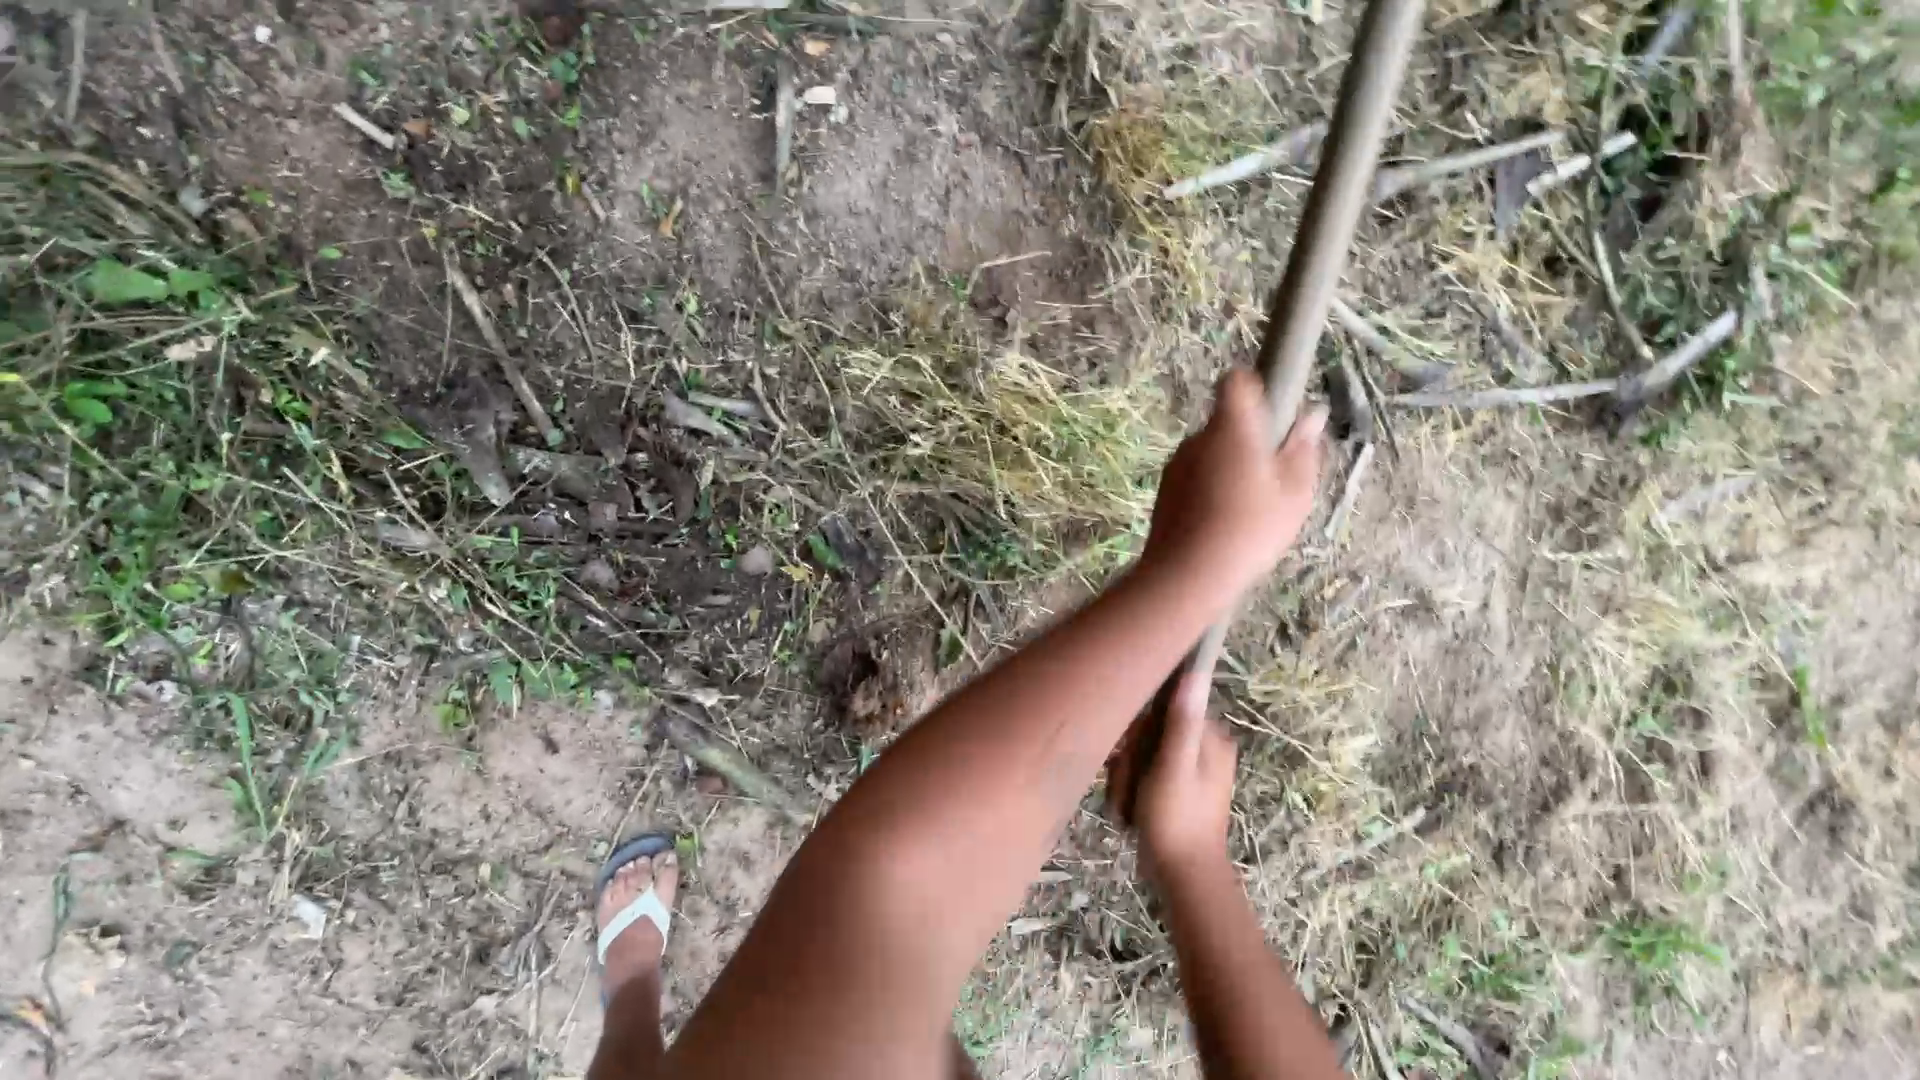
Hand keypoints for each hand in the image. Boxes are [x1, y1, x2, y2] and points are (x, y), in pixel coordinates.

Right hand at [1135, 672, 1236, 873]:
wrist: (1183, 877)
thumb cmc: (1177, 821)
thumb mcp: (1173, 767)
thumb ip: (1180, 722)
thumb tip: (1194, 673)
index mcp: (1210, 739)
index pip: (1164, 709)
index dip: (1142, 730)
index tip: (1132, 752)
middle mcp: (1202, 749)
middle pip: (1149, 732)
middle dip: (1131, 759)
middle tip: (1129, 784)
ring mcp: (1187, 770)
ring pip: (1141, 754)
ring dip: (1126, 778)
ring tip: (1128, 803)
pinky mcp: (1173, 789)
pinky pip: (1142, 774)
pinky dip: (1131, 790)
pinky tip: (1129, 810)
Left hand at [1142, 369, 1326, 603]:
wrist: (1188, 574)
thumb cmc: (1251, 529)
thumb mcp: (1295, 493)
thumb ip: (1303, 449)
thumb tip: (1313, 415)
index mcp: (1232, 427)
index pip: (1237, 381)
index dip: (1256, 388)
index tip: (1274, 415)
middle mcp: (1198, 437)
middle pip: (1226, 422)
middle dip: (1249, 439)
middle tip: (1271, 475)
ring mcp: (1176, 463)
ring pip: (1210, 452)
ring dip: (1229, 466)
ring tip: (1249, 506)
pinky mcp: (1163, 489)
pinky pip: (1195, 476)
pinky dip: (1209, 488)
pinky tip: (1223, 520)